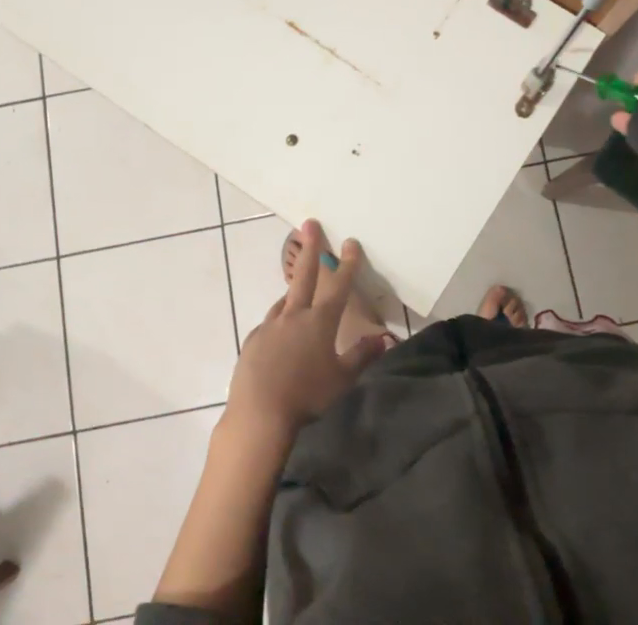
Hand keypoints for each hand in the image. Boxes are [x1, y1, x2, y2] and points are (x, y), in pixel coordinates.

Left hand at [226, 220, 386, 441]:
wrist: (259, 412)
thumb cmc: (307, 395)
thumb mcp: (342, 378)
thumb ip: (362, 355)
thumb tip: (384, 339)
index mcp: (319, 322)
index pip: (339, 286)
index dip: (347, 264)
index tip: (351, 242)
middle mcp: (293, 316)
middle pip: (303, 275)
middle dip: (310, 248)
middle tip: (309, 224)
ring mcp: (269, 326)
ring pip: (284, 300)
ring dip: (293, 290)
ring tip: (297, 289)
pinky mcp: (253, 341)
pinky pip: (270, 324)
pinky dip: (279, 321)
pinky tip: (280, 334)